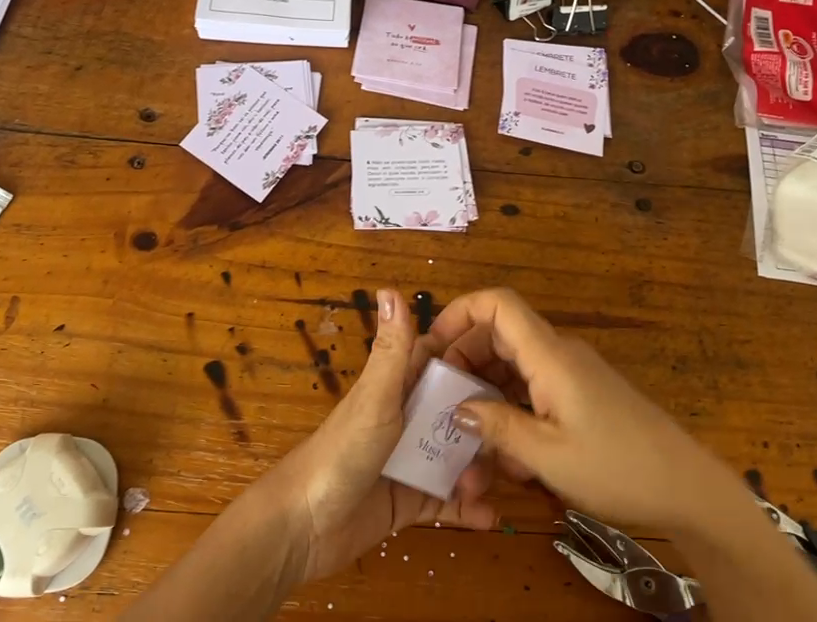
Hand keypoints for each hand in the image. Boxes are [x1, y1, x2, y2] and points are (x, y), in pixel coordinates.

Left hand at [251, 288, 497, 582]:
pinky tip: (490, 517)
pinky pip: (447, 500)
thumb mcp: (373, 399)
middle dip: (485, 425)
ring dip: (479, 469)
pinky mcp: (410, 501)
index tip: (514, 366)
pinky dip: (469, 508)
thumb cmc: (339, 453)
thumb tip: (390, 288)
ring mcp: (409, 461)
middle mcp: (406, 420)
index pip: (440, 362)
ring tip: (486, 486)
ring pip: (457, 456)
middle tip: (507, 444)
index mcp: (397, 388)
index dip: (473, 359)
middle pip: (458, 412)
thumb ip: (391, 351)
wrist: (302, 527)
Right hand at [429, 288, 756, 532]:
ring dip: (486, 392)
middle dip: (464, 361)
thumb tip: (456, 407)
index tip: (431, 347)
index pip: (498, 304)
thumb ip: (497, 427)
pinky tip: (504, 450)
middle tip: (440, 400)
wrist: (688, 489)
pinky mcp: (581, 397)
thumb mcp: (548, 456)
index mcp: (550, 356)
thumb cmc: (617, 469)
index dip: (459, 312)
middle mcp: (559, 354)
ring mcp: (572, 375)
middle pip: (499, 334)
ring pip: (514, 365)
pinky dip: (511, 407)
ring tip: (466, 434)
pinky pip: (533, 387)